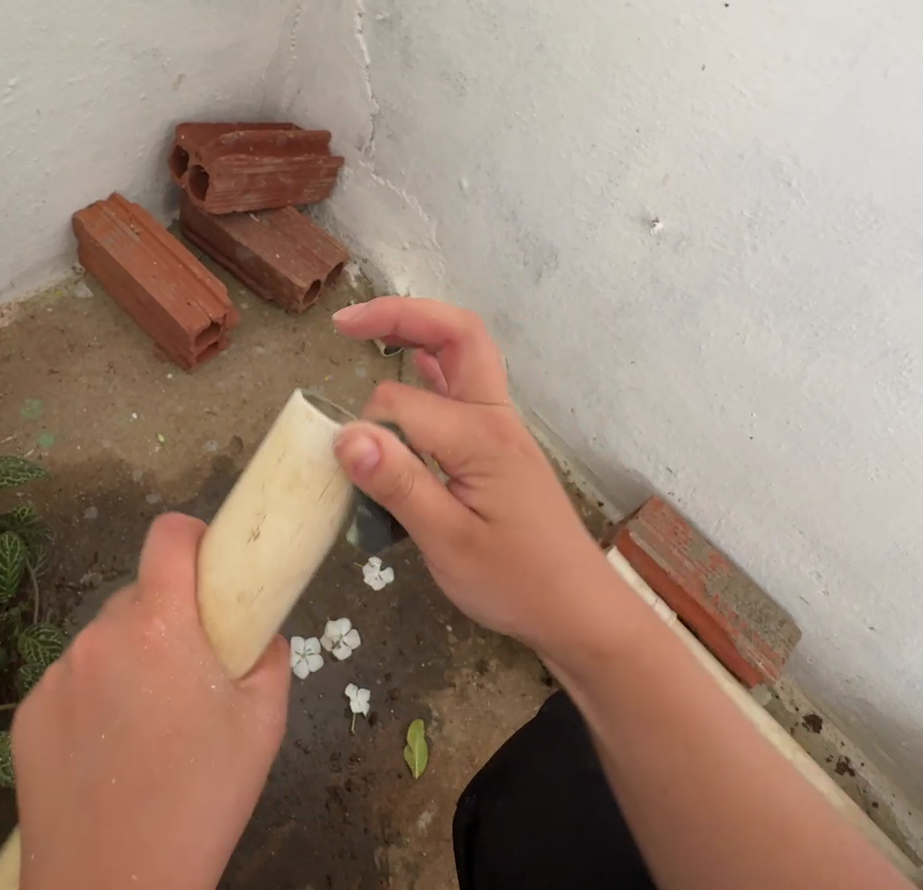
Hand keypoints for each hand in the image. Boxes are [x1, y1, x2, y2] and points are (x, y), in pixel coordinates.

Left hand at [9, 514, 288, 889]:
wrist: (118, 888)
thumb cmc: (203, 798)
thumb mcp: (265, 721)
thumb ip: (268, 654)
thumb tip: (254, 631)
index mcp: (158, 625)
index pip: (168, 535)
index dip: (193, 537)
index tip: (210, 570)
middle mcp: (99, 636)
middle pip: (139, 593)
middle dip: (167, 614)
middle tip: (190, 671)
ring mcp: (56, 676)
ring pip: (105, 638)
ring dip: (130, 656)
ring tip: (150, 722)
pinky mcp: (27, 714)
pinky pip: (73, 680)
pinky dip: (95, 696)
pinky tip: (110, 751)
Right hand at [330, 297, 612, 654]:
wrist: (577, 607)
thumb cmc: (515, 581)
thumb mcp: (448, 542)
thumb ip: (399, 484)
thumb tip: (346, 435)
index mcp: (481, 438)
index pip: (403, 407)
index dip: (365, 429)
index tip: (345, 465)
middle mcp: (493, 417)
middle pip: (457, 334)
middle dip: (401, 314)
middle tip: (346, 322)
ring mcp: (499, 427)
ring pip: (463, 352)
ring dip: (418, 330)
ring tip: (367, 331)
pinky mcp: (497, 443)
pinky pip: (463, 385)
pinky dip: (432, 364)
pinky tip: (411, 367)